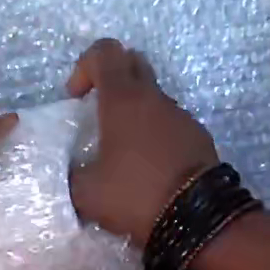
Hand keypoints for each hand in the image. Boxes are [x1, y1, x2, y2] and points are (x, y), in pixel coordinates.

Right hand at [66, 39, 218, 243]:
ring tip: (123, 150)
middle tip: (99, 113)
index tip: (76, 99)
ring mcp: (181, 115)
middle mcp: (154, 98)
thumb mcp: (87, 192)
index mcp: (124, 99)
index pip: (104, 52)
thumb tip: (71, 171)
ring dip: (135, 111)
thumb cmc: (135, 193)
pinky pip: (170, 122)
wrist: (198, 217)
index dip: (84, 66)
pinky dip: (155, 133)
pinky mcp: (198, 136)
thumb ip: (71, 174)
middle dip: (112, 79)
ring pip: (153, 96)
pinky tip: (148, 167)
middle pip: (133, 64)